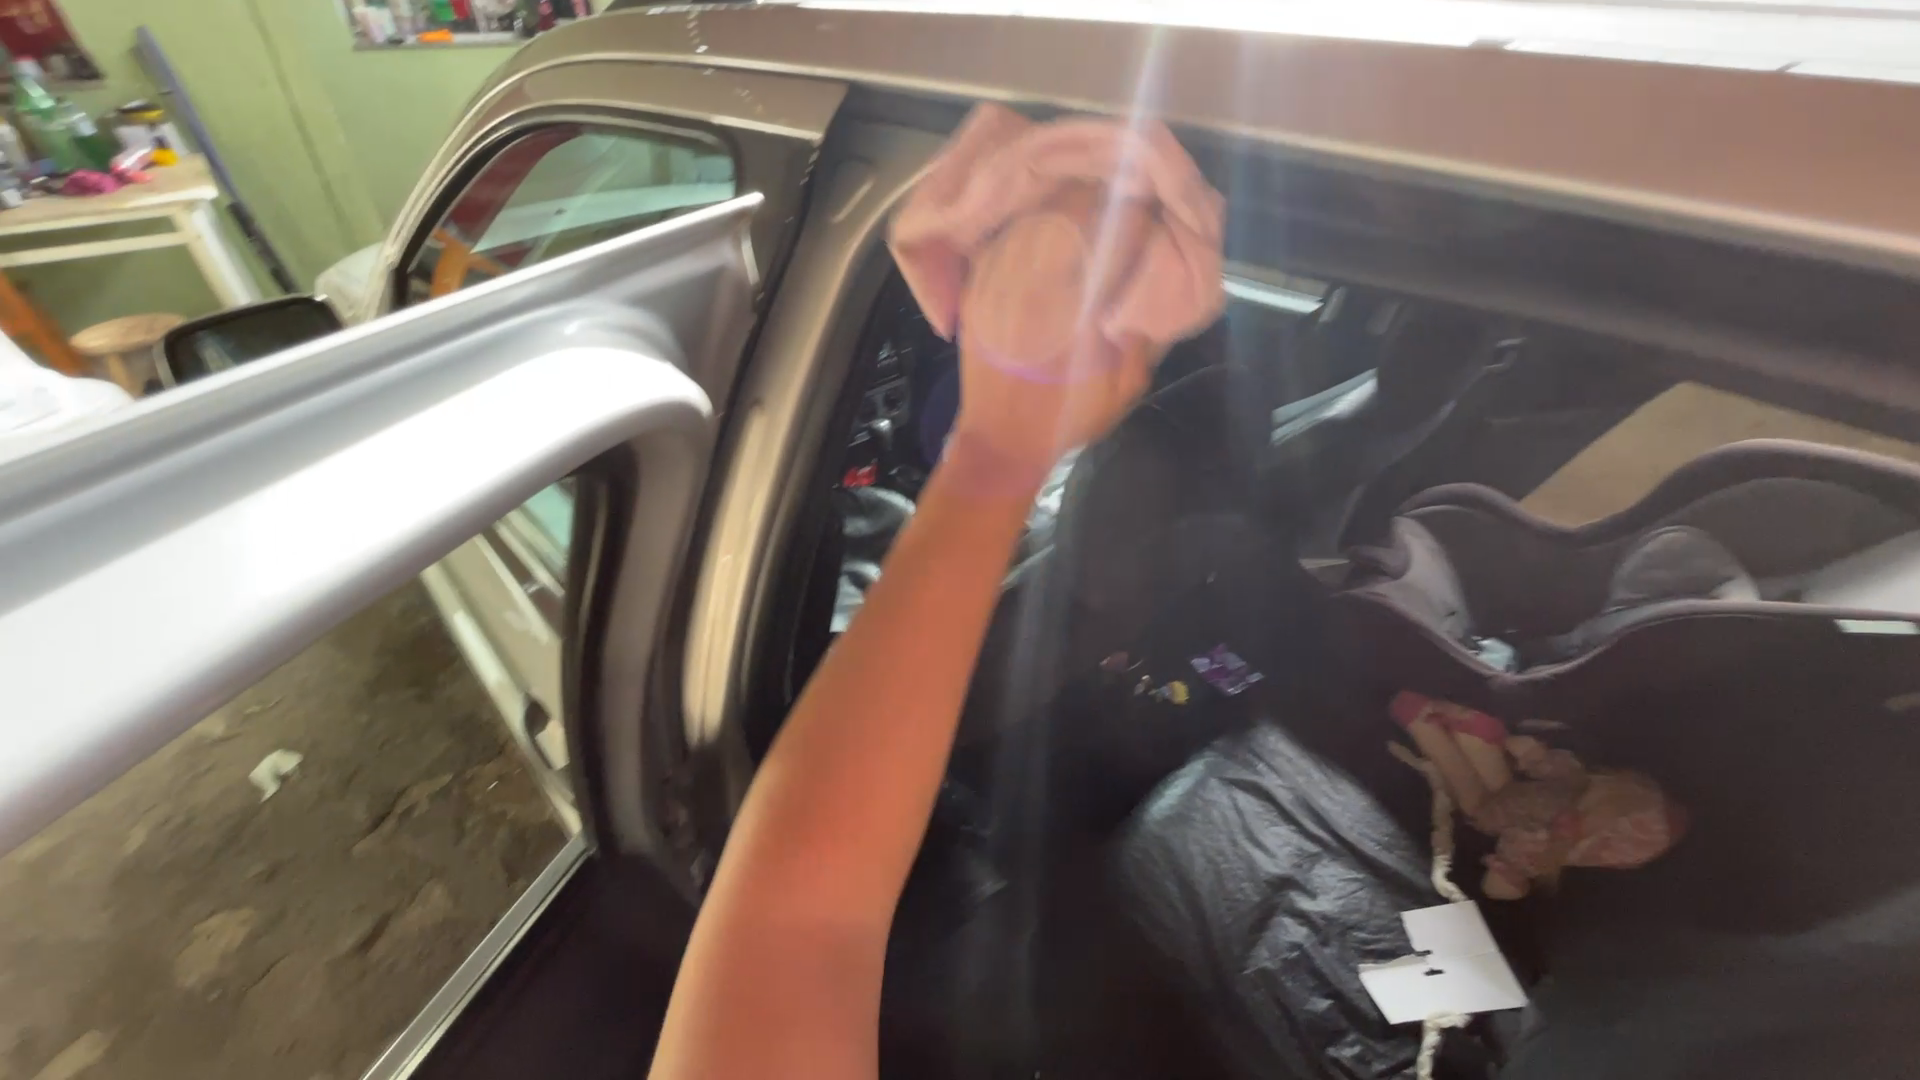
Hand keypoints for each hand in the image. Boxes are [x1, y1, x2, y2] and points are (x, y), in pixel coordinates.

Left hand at [945, 183, 1161, 483]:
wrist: (1001, 442)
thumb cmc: (1066, 420)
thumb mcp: (1125, 386)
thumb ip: (1144, 335)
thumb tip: (1152, 289)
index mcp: (1080, 303)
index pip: (1115, 231)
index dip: (1137, 214)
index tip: (1150, 212)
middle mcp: (1037, 282)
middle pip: (1072, 209)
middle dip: (1101, 196)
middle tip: (1119, 197)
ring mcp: (1000, 282)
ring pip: (1034, 217)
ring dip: (1062, 204)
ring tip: (1083, 202)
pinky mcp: (977, 290)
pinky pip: (1001, 239)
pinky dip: (1025, 227)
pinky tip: (1041, 229)